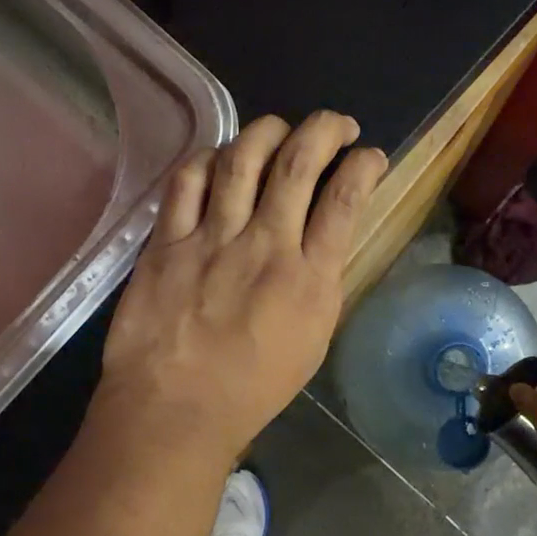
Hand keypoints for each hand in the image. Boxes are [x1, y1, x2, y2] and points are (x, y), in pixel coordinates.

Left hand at [97, 112, 387, 461]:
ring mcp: (212, 239)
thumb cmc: (253, 388)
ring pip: (243, 158)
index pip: (345, 200)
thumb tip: (323, 241)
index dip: (363, 165)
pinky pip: (187, 180)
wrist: (175, 410)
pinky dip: (207, 158)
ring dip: (268, 131)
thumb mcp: (312, 341)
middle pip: (299, 163)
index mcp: (309, 278)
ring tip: (279, 129)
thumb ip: (320, 284)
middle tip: (334, 125)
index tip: (369, 156)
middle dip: (324, 129)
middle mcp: (265, 245)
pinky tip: (218, 158)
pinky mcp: (167, 242)